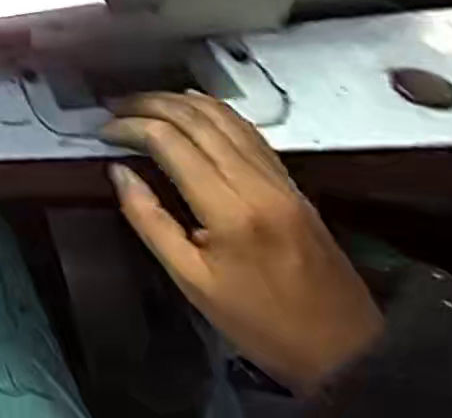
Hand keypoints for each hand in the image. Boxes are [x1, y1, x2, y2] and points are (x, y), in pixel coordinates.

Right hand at [101, 92, 381, 396]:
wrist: (347, 351)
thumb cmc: (261, 323)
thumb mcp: (191, 281)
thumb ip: (149, 220)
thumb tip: (118, 172)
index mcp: (229, 210)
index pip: (169, 141)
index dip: (130, 126)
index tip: (104, 131)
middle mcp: (256, 181)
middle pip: (194, 117)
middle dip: (147, 103)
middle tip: (115, 106)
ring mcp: (278, 176)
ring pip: (221, 114)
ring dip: (177, 99)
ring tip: (143, 100)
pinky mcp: (289, 179)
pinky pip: (245, 127)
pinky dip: (211, 108)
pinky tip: (190, 105)